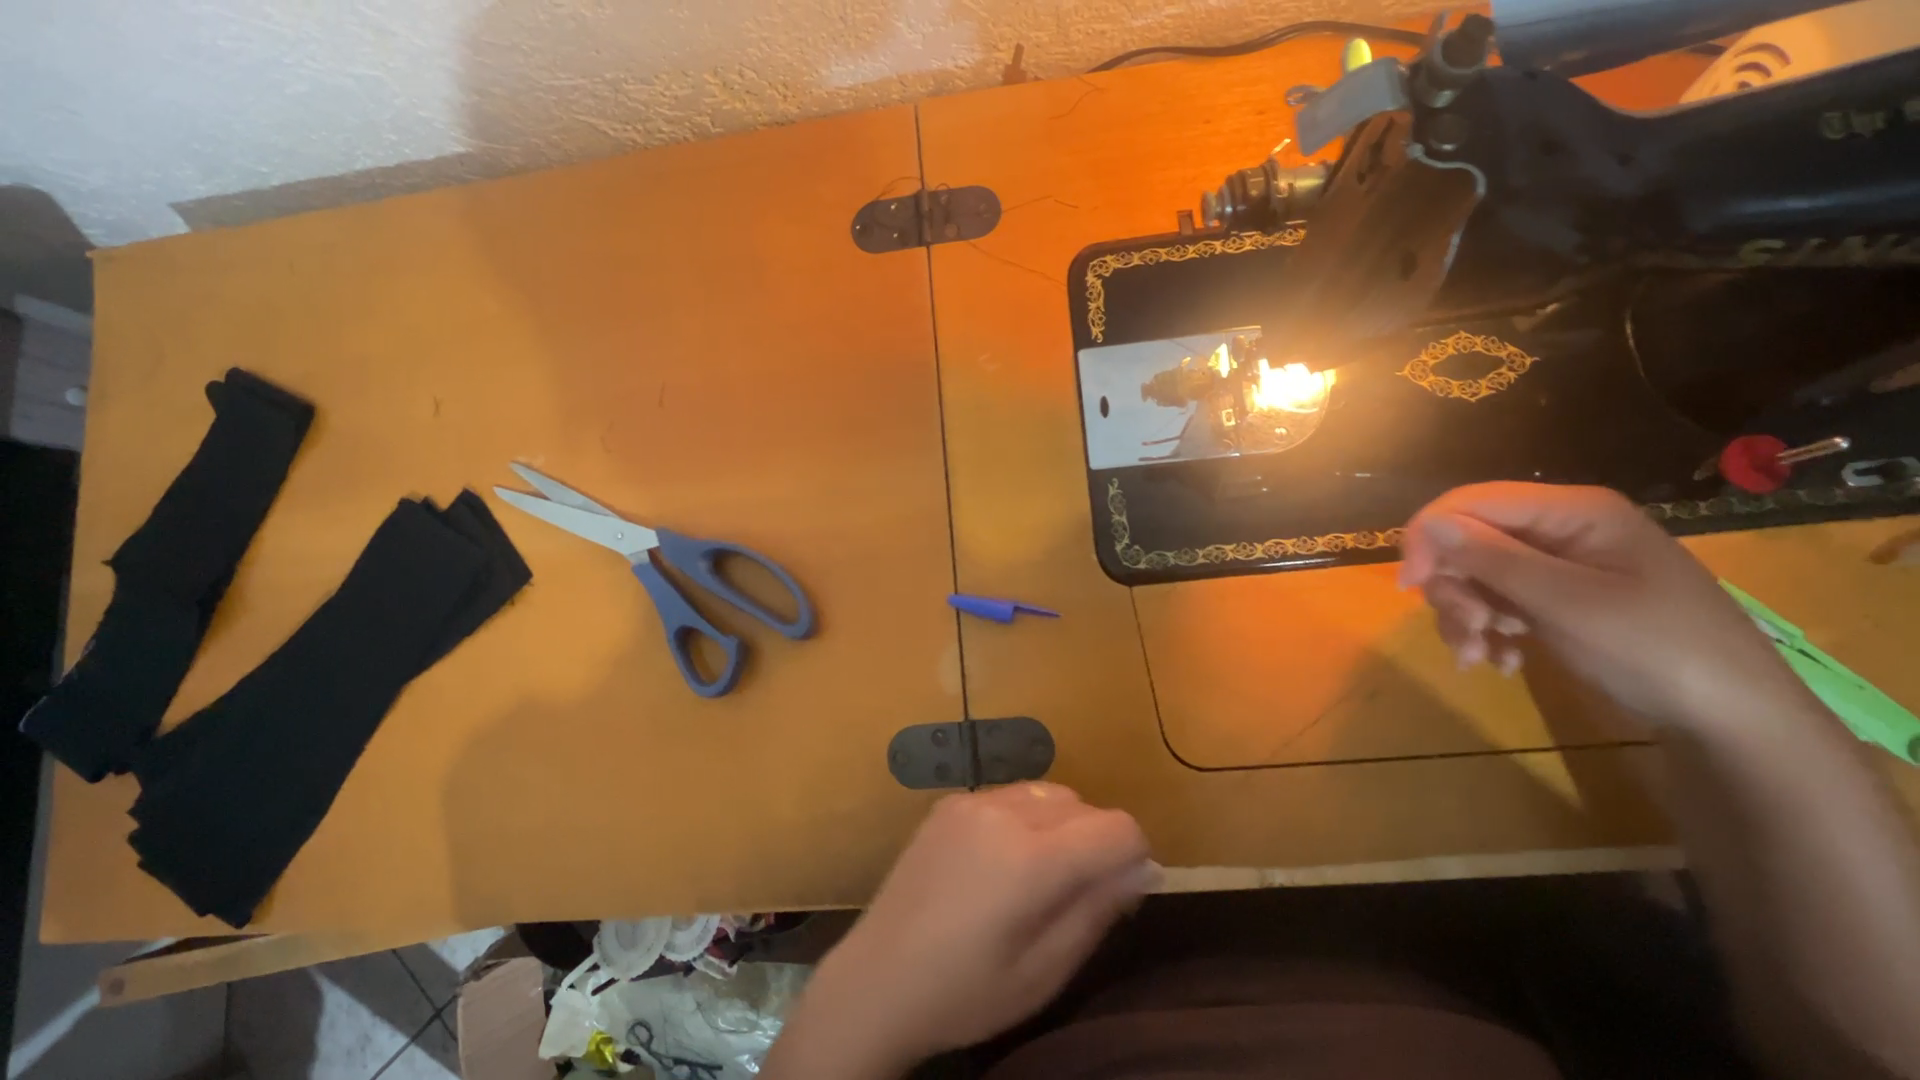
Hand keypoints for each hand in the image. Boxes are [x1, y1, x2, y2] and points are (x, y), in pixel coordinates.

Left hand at [764, 784, 1153, 1077]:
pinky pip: (1011, 796)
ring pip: (1049, 794)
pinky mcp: (948, 804)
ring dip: (1063, 826)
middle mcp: (1003, 814)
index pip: (1118, 828)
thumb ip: (1098, 910)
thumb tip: (1143, 868)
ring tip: (1039, 878)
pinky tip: (1001, 862)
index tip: (1122, 893)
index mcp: (1031, 859)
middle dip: (1097, 843)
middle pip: (1085, 806)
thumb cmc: (965, 994)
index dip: (1134, 858)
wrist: (874, 983)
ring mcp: (971, 803)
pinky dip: (1026, 818)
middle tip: (1077, 896)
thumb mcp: (1044, 972)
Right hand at [1398, 482, 1807, 729]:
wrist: (1733, 719)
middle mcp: (1564, 529)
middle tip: (1468, 633)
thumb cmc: (1655, 649)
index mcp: (1574, 511)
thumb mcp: (1566, 603)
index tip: (1410, 587)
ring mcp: (1565, 567)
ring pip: (1481, 576)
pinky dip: (1492, 632)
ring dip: (1469, 616)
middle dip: (1456, 588)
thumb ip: (1494, 560)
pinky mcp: (1564, 601)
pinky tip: (1504, 663)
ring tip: (1481, 658)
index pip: (1473, 502)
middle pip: (1472, 540)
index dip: (1430, 536)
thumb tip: (1428, 524)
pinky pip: (1504, 603)